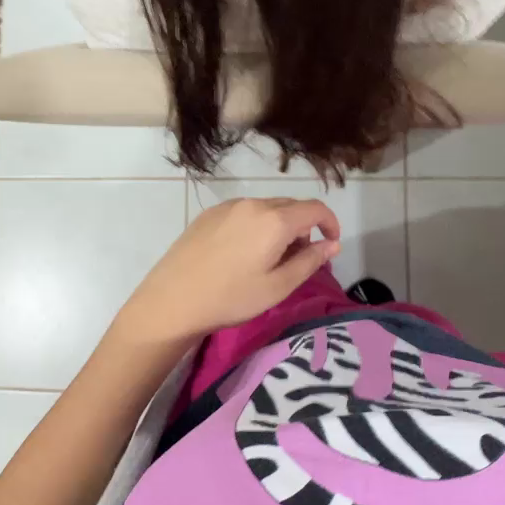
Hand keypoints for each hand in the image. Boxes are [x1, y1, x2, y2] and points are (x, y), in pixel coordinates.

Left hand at [108, 198, 341, 348]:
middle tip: (301, 259)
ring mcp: (227, 207)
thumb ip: (310, 261)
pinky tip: (244, 254)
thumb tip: (332, 245)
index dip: (331, 223)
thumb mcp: (278, 286)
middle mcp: (252, 204)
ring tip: (272, 259)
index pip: (315, 209)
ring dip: (280, 226)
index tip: (332, 246)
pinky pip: (244, 212)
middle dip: (305, 228)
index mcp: (274, 220)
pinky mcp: (208, 215)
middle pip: (291, 206)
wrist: (172, 300)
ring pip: (266, 208)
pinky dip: (257, 225)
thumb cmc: (231, 298)